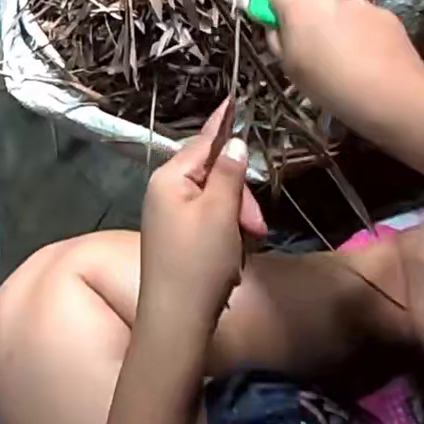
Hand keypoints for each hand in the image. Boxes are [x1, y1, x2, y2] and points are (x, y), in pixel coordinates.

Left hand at [139, 101, 267, 327]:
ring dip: (237, 221)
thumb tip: (234, 142)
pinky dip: (226, 237)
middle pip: (213, 175)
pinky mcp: (177, 240)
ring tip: (245, 248)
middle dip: (240, 198)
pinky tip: (233, 261)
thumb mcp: (220, 213)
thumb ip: (228, 173)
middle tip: (258, 226)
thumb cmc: (198, 263)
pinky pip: (209, 224)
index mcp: (169, 179)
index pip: (203, 142)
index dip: (222, 123)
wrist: (176, 324)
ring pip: (216, 202)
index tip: (234, 99)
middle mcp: (165, 192)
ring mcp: (169, 217)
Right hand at [264, 0, 423, 139]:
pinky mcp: (386, 16)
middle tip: (313, 53)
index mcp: (299, 8)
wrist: (389, 94)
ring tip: (344, 63)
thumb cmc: (329, 85)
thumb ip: (279, 41)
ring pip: (340, 13)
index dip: (279, 9)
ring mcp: (361, 5)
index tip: (282, 30)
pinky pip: (365, 22)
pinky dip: (363, 36)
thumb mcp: (289, 68)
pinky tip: (368, 62)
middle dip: (311, 22)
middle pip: (312, 3)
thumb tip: (277, 29)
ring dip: (338, 29)